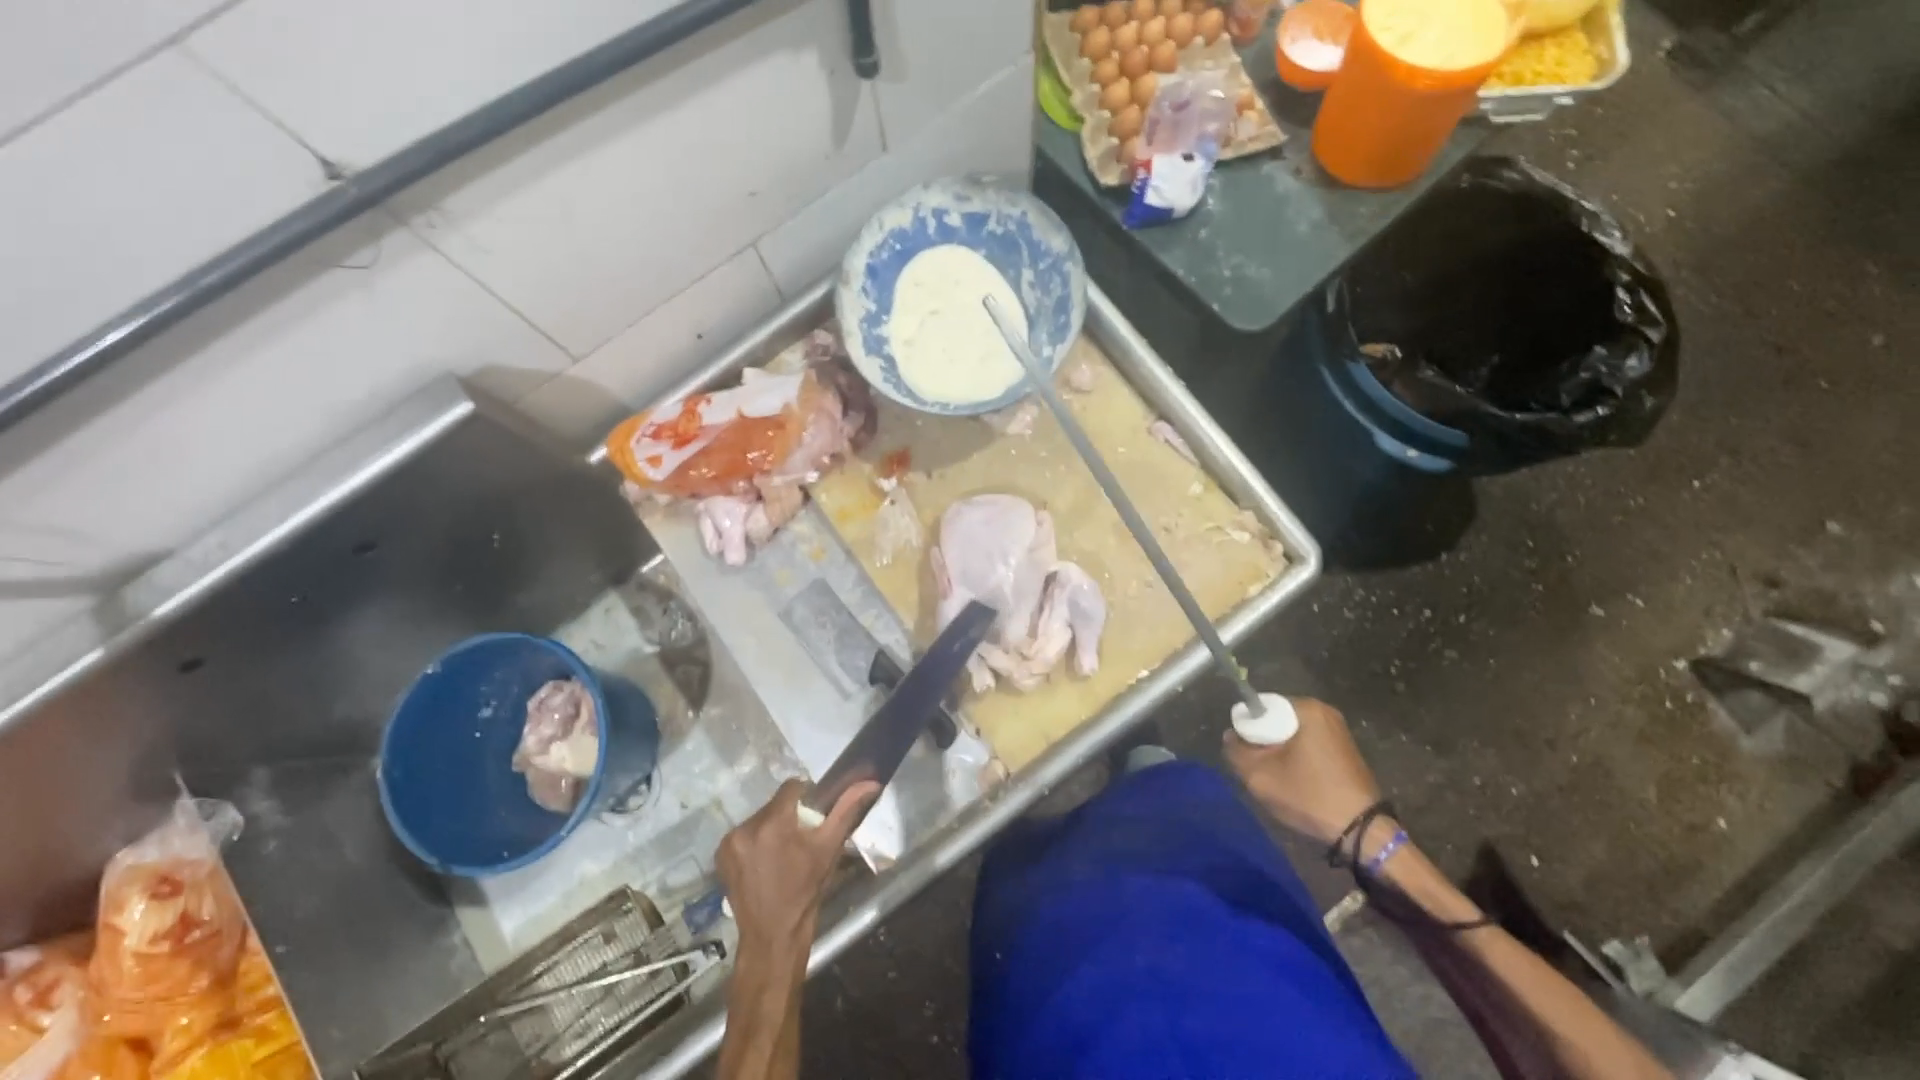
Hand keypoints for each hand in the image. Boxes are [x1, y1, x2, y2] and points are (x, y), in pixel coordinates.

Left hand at [717, 780, 880, 950]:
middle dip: (788, 816)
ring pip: (758, 819)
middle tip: (800, 840)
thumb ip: (847, 811)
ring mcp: (729, 842)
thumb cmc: (806, 891)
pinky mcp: (720, 856)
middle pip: (774, 805)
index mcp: (774, 822)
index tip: (814, 817)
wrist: (774, 934)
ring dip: (771, 829)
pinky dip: (754, 843)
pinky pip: (743, 835)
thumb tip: (870, 782)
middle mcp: (746, 827)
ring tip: (782, 854)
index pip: (792, 787)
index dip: (807, 797)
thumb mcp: (830, 849)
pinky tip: (764, 863)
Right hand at [1222, 697, 1381, 845]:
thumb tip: (1231, 736)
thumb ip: (1237, 752)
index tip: (1246, 753)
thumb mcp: (1260, 776)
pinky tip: (1297, 781)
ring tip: (1278, 778)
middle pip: (1278, 720)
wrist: (1360, 829)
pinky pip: (1310, 745)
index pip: (1262, 706)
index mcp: (1307, 709)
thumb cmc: (1309, 796)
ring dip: (1281, 751)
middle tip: (1260, 769)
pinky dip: (1298, 758)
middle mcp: (1325, 712)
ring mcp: (1339, 731)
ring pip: (1293, 734)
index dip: (1248, 728)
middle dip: (1265, 741)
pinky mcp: (1345, 749)